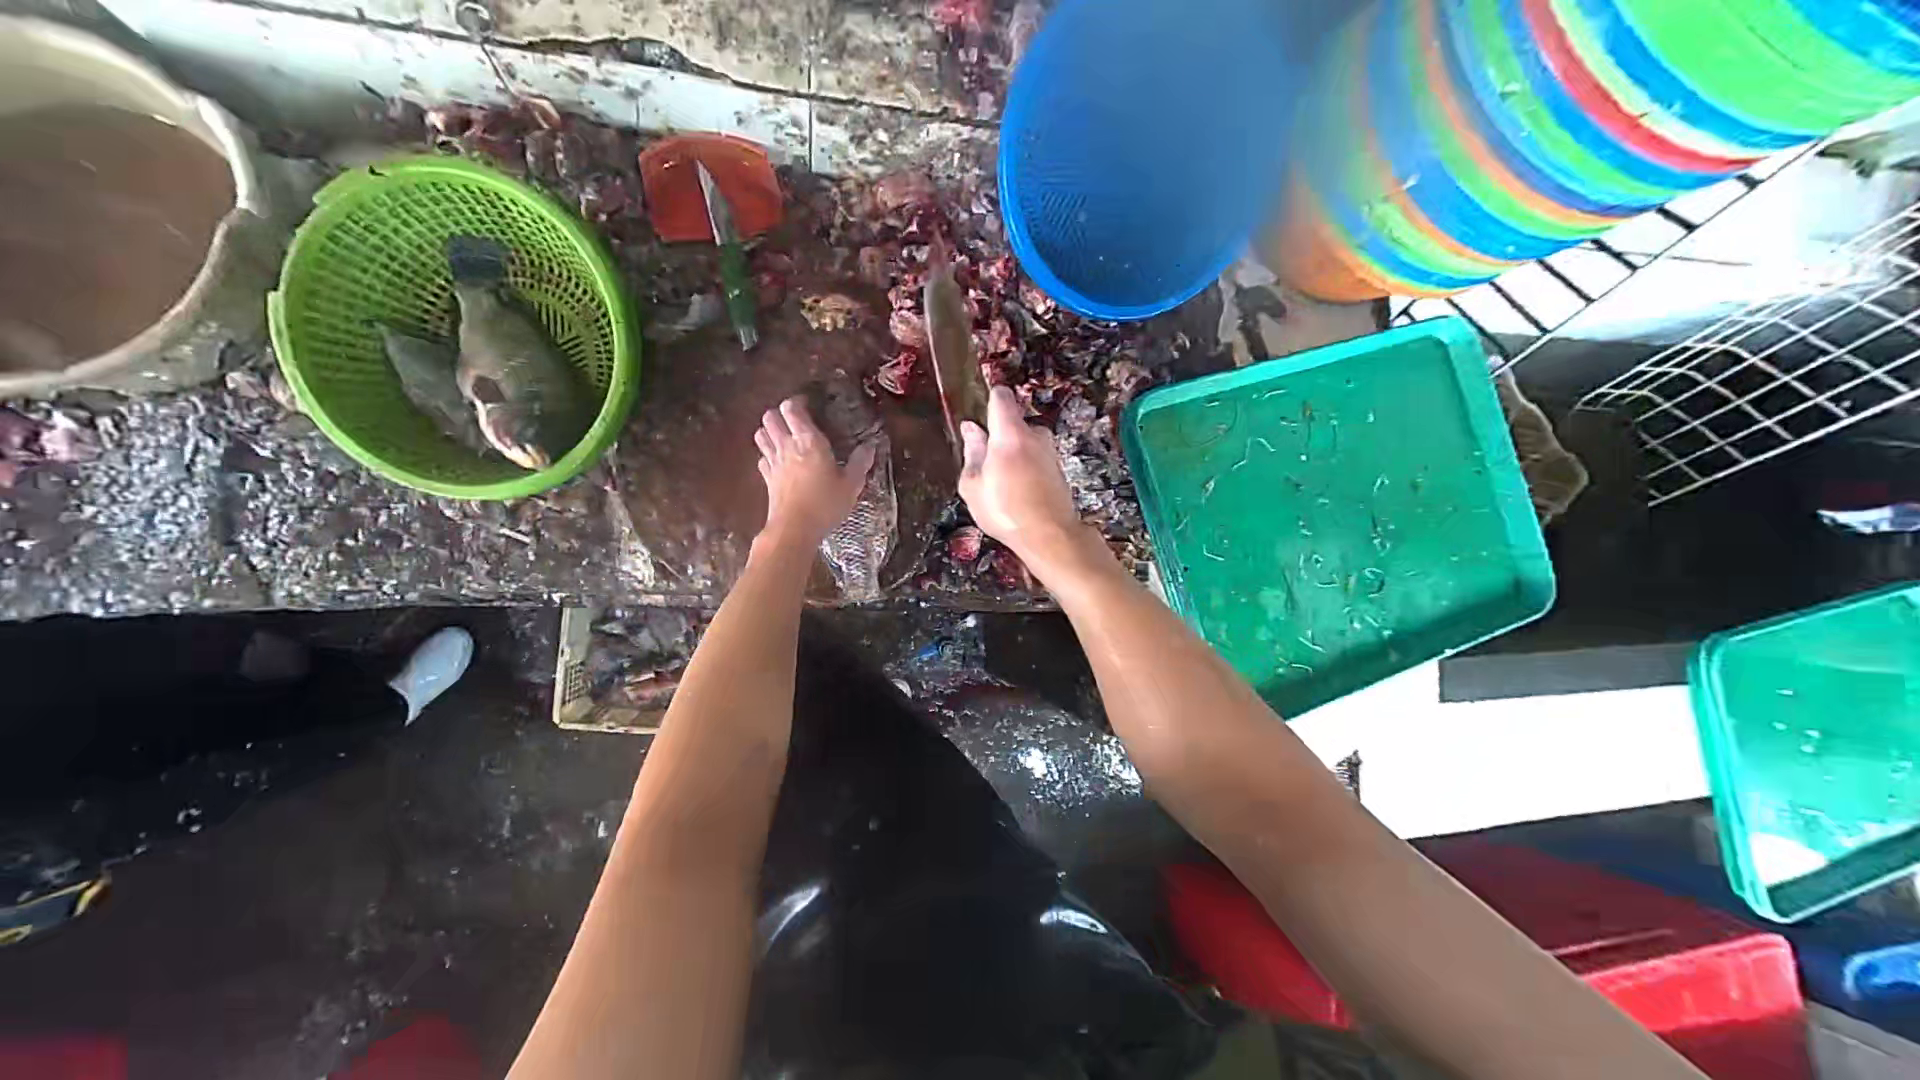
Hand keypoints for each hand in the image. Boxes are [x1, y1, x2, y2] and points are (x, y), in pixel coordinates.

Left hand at [754, 396, 877, 551]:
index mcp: (809, 441)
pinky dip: (767, 454)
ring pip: (760, 434)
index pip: (792, 408)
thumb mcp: (851, 485)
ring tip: (783, 436)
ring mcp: (773, 462)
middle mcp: (787, 446)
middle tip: (794, 420)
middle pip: (770, 416)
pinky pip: (761, 457)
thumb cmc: (826, 504)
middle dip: (779, 414)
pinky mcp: (766, 478)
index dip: (797, 402)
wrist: (795, 529)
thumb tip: (870, 446)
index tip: (808, 404)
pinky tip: (777, 461)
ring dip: (769, 430)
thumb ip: (860, 463)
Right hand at [958, 385, 1089, 573]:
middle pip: (1013, 423)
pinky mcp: (1059, 467)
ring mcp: (1050, 451)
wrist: (1050, 536)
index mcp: (1010, 433)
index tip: (980, 415)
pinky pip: (1035, 458)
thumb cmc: (1005, 511)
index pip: (1001, 397)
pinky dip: (1026, 468)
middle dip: (998, 438)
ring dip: (1013, 455)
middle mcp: (1035, 435)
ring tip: (1001, 484)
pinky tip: (1018, 492)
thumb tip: (970, 429)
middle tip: (985, 465)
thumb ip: (972, 452)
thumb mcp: (973, 485)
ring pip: (1025, 442)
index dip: (989, 400)